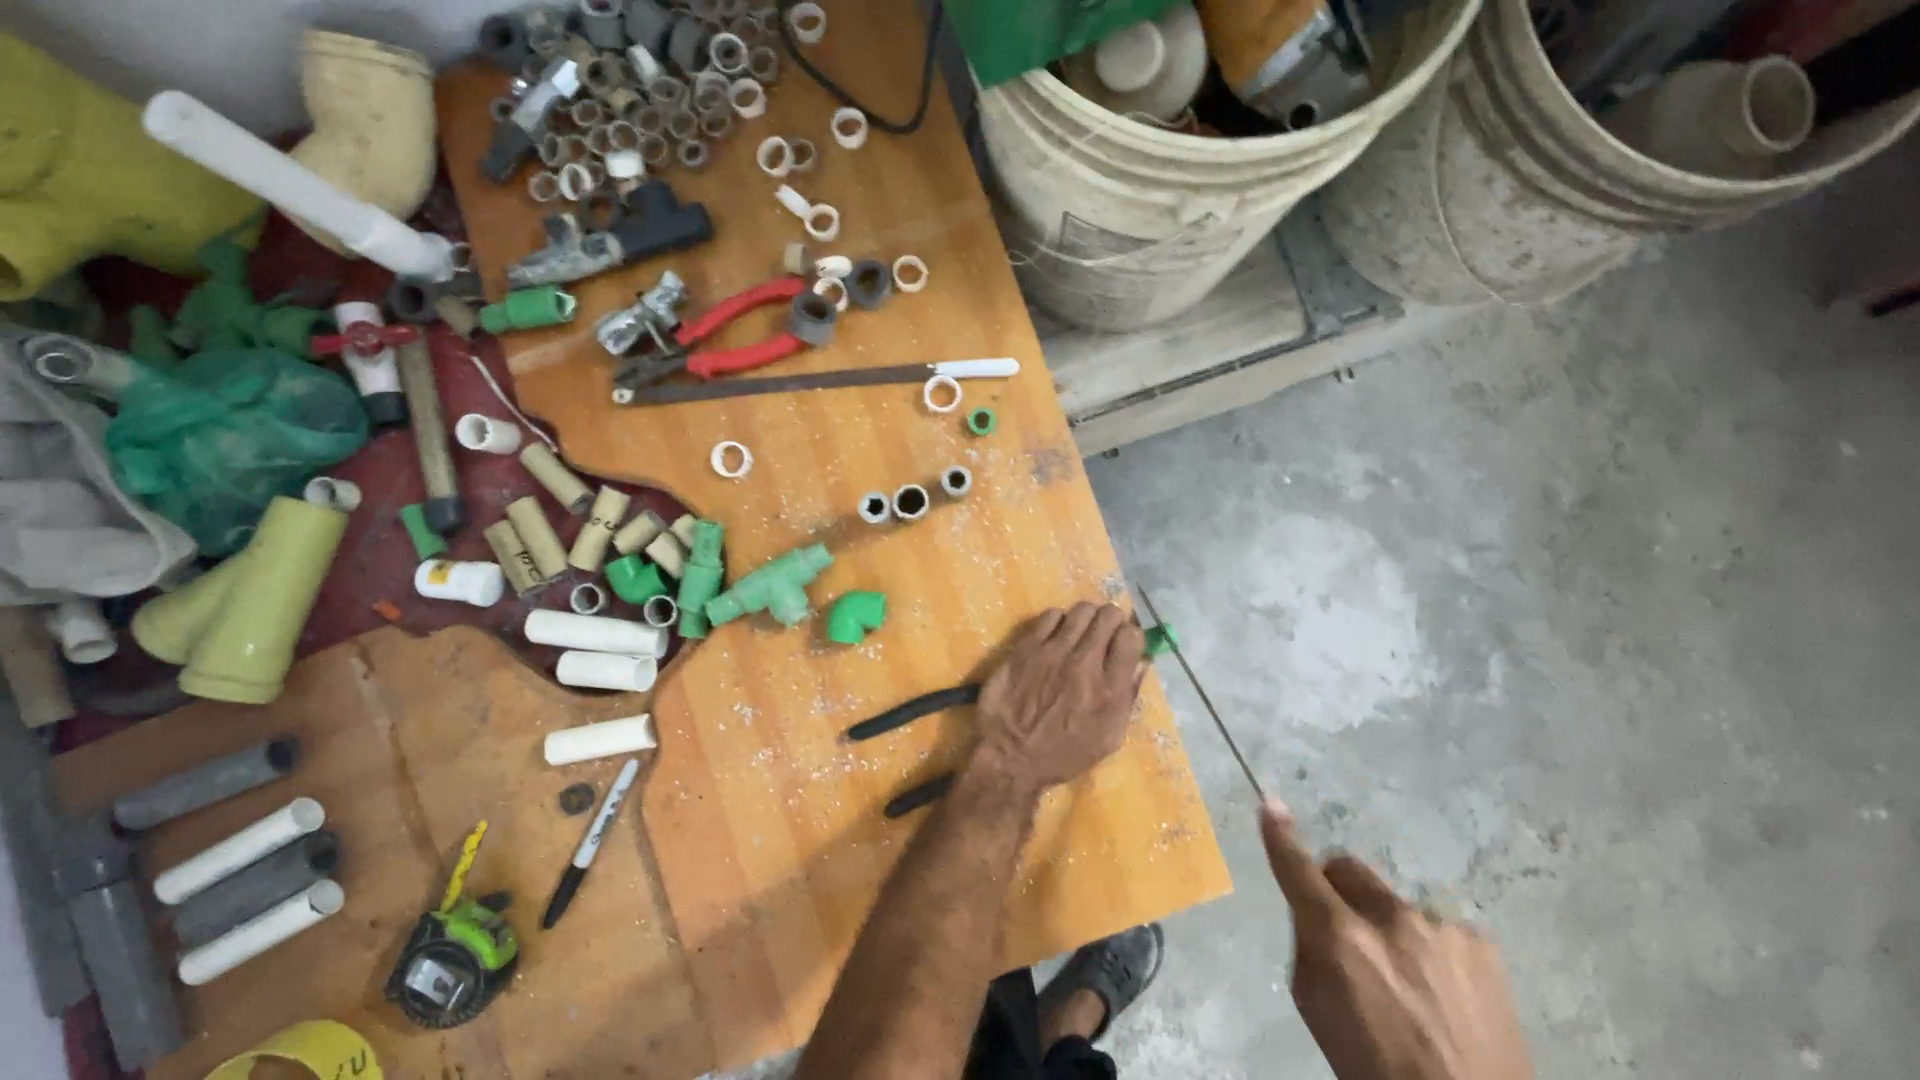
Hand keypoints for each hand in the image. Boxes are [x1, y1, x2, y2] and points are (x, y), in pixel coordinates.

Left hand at [971, 603, 1144, 793]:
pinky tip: (1054, 638)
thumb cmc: (1063, 753)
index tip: (1123, 645)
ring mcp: (1053, 652)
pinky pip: (1050, 615)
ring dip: (1086, 619)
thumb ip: (1129, 697)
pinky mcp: (1026, 647)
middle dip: (1111, 622)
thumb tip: (1142, 662)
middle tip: (1103, 635)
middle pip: (1108, 616)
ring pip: (1080, 610)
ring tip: (1079, 634)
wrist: (1010, 756)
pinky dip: (1057, 622)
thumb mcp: (1110, 738)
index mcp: (1109, 690)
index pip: (1132, 636)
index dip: (1130, 637)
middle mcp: (1084, 664)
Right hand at [1260, 799, 1531, 1079]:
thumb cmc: (1371, 1065)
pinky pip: (1437, 929)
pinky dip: (1430, 951)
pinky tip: (1442, 994)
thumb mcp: (1315, 1007)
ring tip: (1409, 987)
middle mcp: (1392, 918)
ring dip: (1390, 930)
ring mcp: (1442, 926)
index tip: (1269, 803)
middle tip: (1347, 938)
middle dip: (1337, 891)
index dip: (1280, 835)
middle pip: (1348, 870)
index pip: (1300, 871)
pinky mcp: (1481, 942)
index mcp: (1341, 937)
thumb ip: (1310, 946)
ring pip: (1395, 906)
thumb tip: (1316, 912)